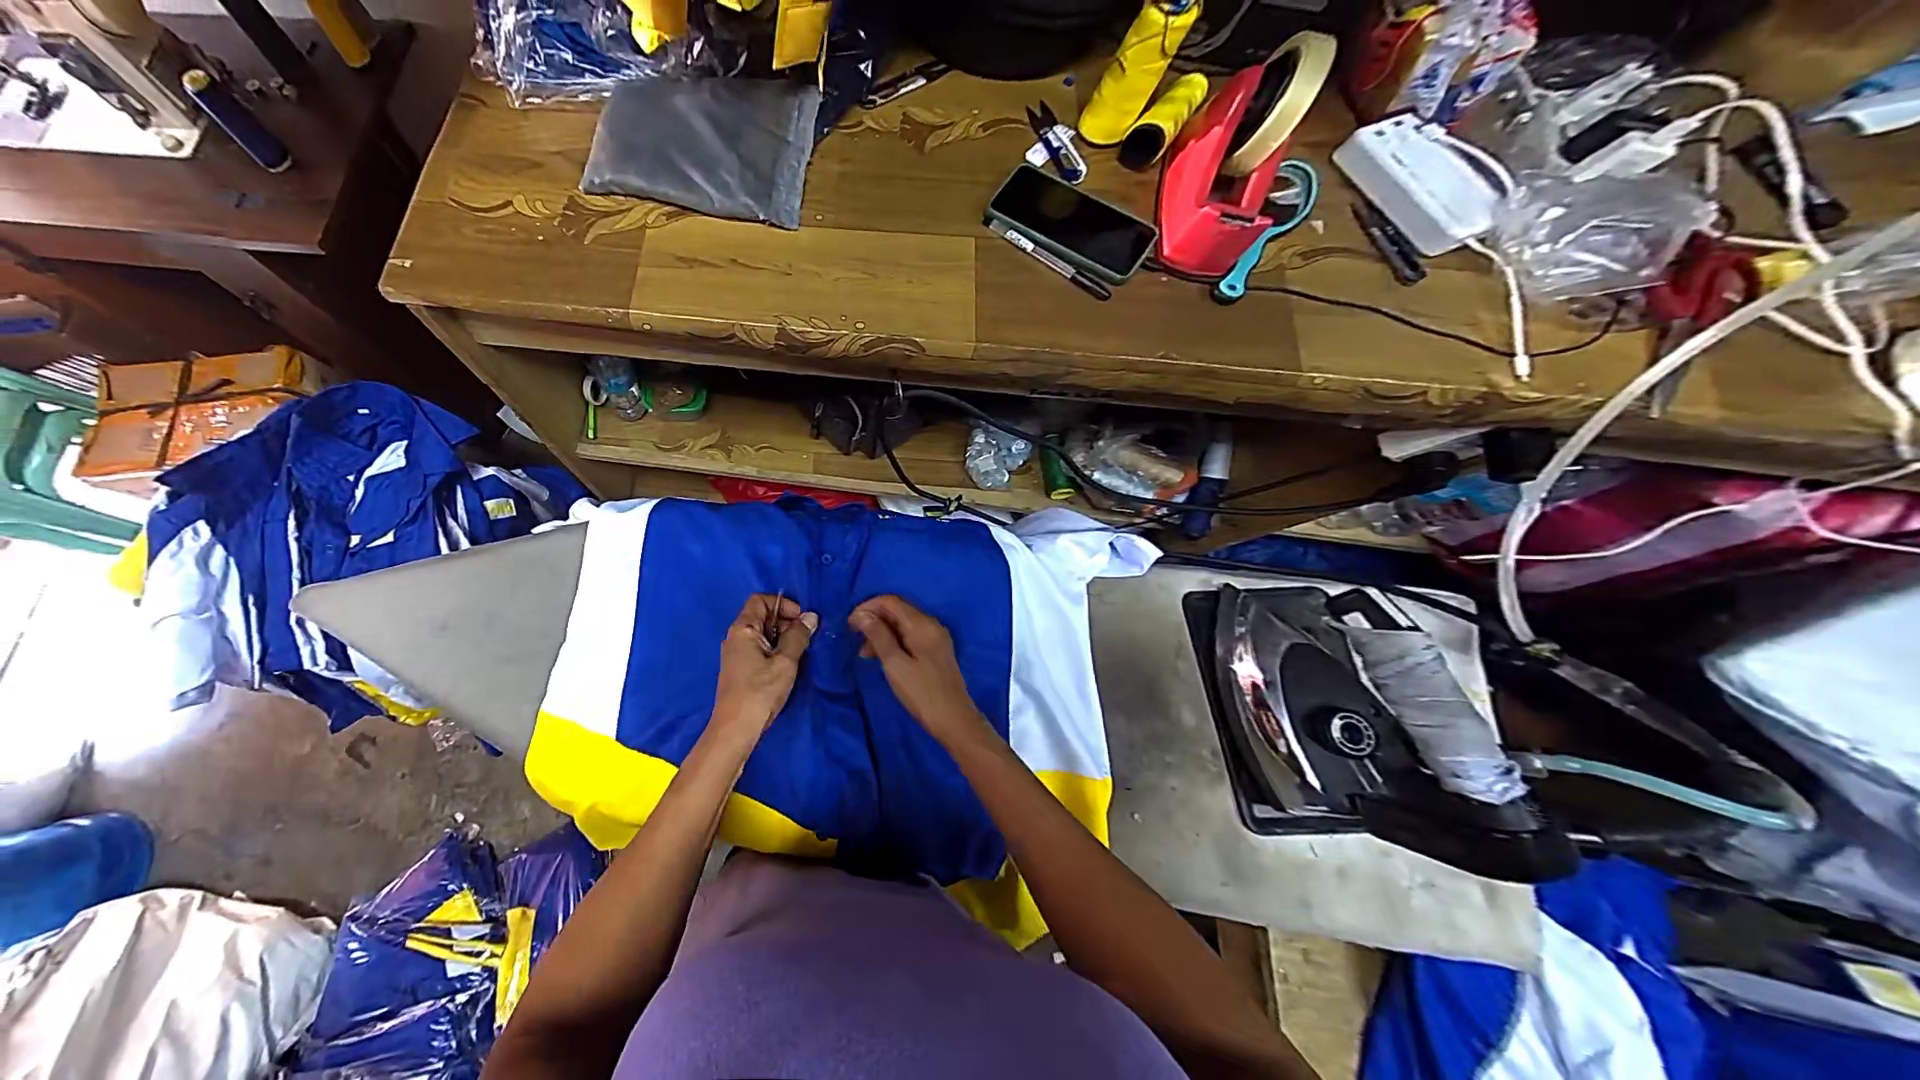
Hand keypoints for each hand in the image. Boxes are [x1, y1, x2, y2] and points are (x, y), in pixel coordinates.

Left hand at [712, 594, 817, 736]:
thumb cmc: (761, 691)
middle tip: (805, 638)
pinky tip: (787, 666)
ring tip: (799, 653)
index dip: (783, 604)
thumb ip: (798, 636)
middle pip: (762, 615)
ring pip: (763, 634)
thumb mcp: (786, 661)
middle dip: (786, 621)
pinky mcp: (740, 668)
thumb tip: (810, 617)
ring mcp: (736, 654)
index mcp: (743, 629)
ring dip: (783, 638)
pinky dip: (775, 650)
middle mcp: (735, 637)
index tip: (801, 620)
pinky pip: (759, 649)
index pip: (760, 600)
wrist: (737, 728)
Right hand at [848, 595, 990, 744]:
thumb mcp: (895, 664)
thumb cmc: (921, 693)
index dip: (868, 608)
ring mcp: (935, 638)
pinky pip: (910, 637)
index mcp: (922, 624)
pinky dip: (894, 642)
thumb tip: (862, 614)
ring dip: (882, 633)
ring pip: (903, 625)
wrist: (953, 719)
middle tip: (855, 640)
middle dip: (874, 620)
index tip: (849, 625)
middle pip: (898, 611)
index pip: (891, 601)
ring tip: (865, 654)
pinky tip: (882, 657)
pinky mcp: (935, 651)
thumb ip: (879, 636)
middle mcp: (931, 625)